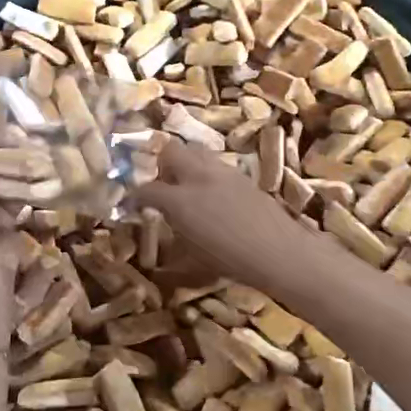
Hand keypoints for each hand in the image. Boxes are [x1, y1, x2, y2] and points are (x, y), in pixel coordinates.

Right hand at [136, 139, 313, 292]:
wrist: (278, 250)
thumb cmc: (231, 260)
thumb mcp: (193, 259)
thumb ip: (174, 240)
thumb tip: (166, 234)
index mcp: (179, 199)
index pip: (147, 189)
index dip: (135, 196)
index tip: (133, 203)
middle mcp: (198, 176)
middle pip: (170, 151)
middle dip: (161, 163)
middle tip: (162, 183)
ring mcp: (222, 171)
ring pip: (195, 150)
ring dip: (186, 161)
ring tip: (187, 183)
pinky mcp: (241, 174)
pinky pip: (215, 163)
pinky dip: (206, 171)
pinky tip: (213, 191)